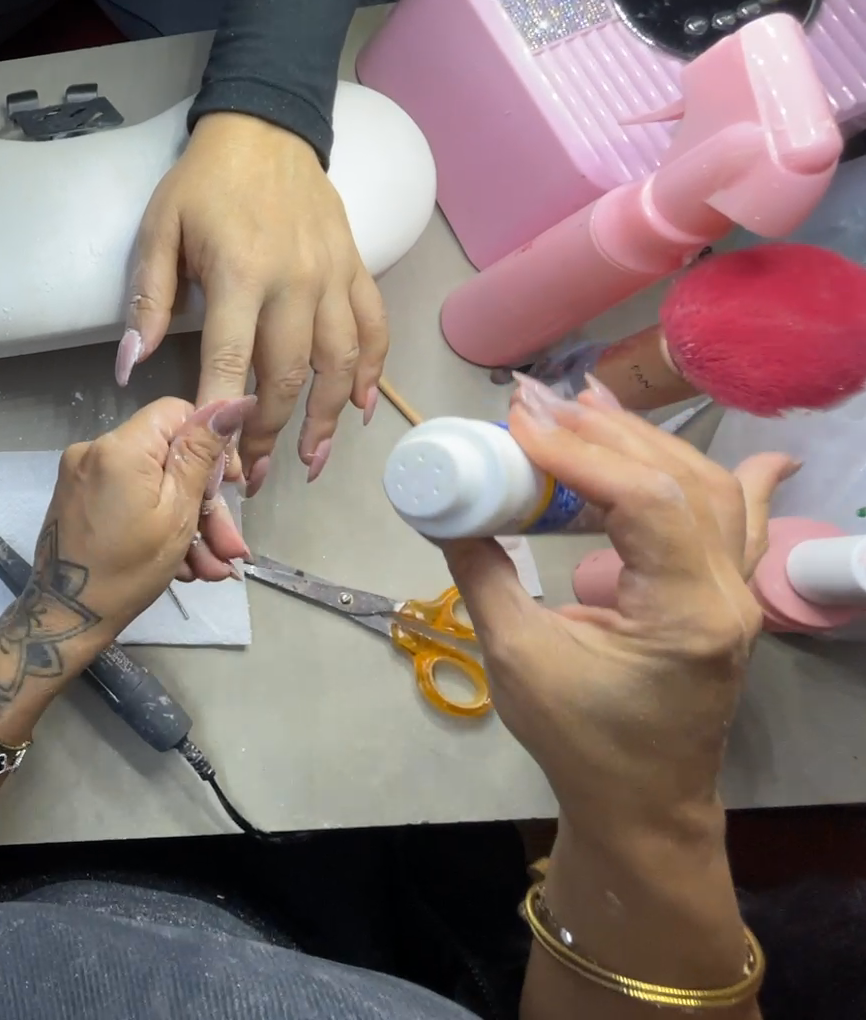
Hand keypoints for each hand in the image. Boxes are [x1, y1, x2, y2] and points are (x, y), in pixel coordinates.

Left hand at [44, 397, 253, 649]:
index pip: (176, 412)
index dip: (209, 442)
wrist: (65, 614)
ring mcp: (80, 475)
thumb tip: (232, 402)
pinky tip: (181, 566)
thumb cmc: (127, 569)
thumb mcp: (177, 512)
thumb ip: (201, 454)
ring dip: (184, 525)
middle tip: (228, 547)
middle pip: (163, 457)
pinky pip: (126, 499)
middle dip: (202, 503)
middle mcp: (92, 450)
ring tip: (209, 569)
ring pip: (148, 486)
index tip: (228, 486)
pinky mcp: (76, 497)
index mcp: (118, 447)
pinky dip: (152, 526)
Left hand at [121, 112, 387, 496]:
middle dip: (267, 432)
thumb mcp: (158, 233)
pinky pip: (373, 327)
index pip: (229, 360)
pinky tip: (359, 408)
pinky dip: (369, 371)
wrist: (266, 130)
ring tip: (310, 462)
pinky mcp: (356, 268)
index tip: (211, 461)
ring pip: (337, 361)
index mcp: (238, 275)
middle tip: (251, 476)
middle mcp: (294, 282)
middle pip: (286, 373)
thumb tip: (129, 365)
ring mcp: (333, 276)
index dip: (221, 416)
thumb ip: (147, 300)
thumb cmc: (201, 187)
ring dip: (324, 418)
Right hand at [441, 375, 796, 834]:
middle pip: (683, 482)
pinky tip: (744, 455)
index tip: (516, 425)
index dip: (581, 454)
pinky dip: (726, 480)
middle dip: (606, 431)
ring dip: (645, 440)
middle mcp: (724, 591)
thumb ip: (483, 575)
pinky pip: (733, 524)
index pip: (646, 503)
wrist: (639, 795)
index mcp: (684, 611)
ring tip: (587, 400)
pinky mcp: (717, 597)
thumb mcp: (514, 653)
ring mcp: (731, 592)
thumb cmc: (576, 733)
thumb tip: (451, 517)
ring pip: (707, 492)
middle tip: (535, 400)